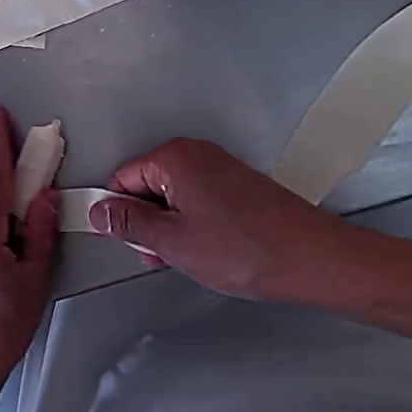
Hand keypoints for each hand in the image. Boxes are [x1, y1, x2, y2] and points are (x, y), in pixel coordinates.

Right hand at [88, 138, 354, 301]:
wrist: (312, 258)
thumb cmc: (243, 249)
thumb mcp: (171, 242)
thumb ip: (128, 223)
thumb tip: (99, 210)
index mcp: (173, 158)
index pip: (122, 178)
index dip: (119, 212)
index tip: (127, 241)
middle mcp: (195, 153)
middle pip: (147, 185)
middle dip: (147, 222)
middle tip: (162, 256)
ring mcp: (219, 166)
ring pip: (173, 196)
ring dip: (171, 227)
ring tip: (191, 258)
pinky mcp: (237, 183)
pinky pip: (198, 198)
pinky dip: (194, 223)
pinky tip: (210, 250)